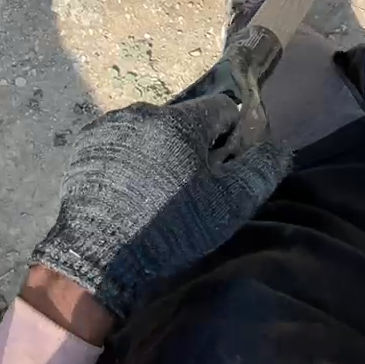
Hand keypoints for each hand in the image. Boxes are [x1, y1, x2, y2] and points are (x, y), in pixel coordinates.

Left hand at [32, 94, 291, 318]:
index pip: (222, 107)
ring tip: (159, 189)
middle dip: (196, 143)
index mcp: (180, 120)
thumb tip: (278, 145)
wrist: (96, 256)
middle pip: (186, 119)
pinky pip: (122, 140)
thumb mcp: (227, 205)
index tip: (227, 165)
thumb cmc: (169, 228)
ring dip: (162, 149)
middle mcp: (144, 111)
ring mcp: (110, 125)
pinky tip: (131, 188)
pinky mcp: (86, 143)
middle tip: (193, 184)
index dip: (232, 135)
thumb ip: (261, 169)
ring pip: (152, 129)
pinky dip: (132, 156)